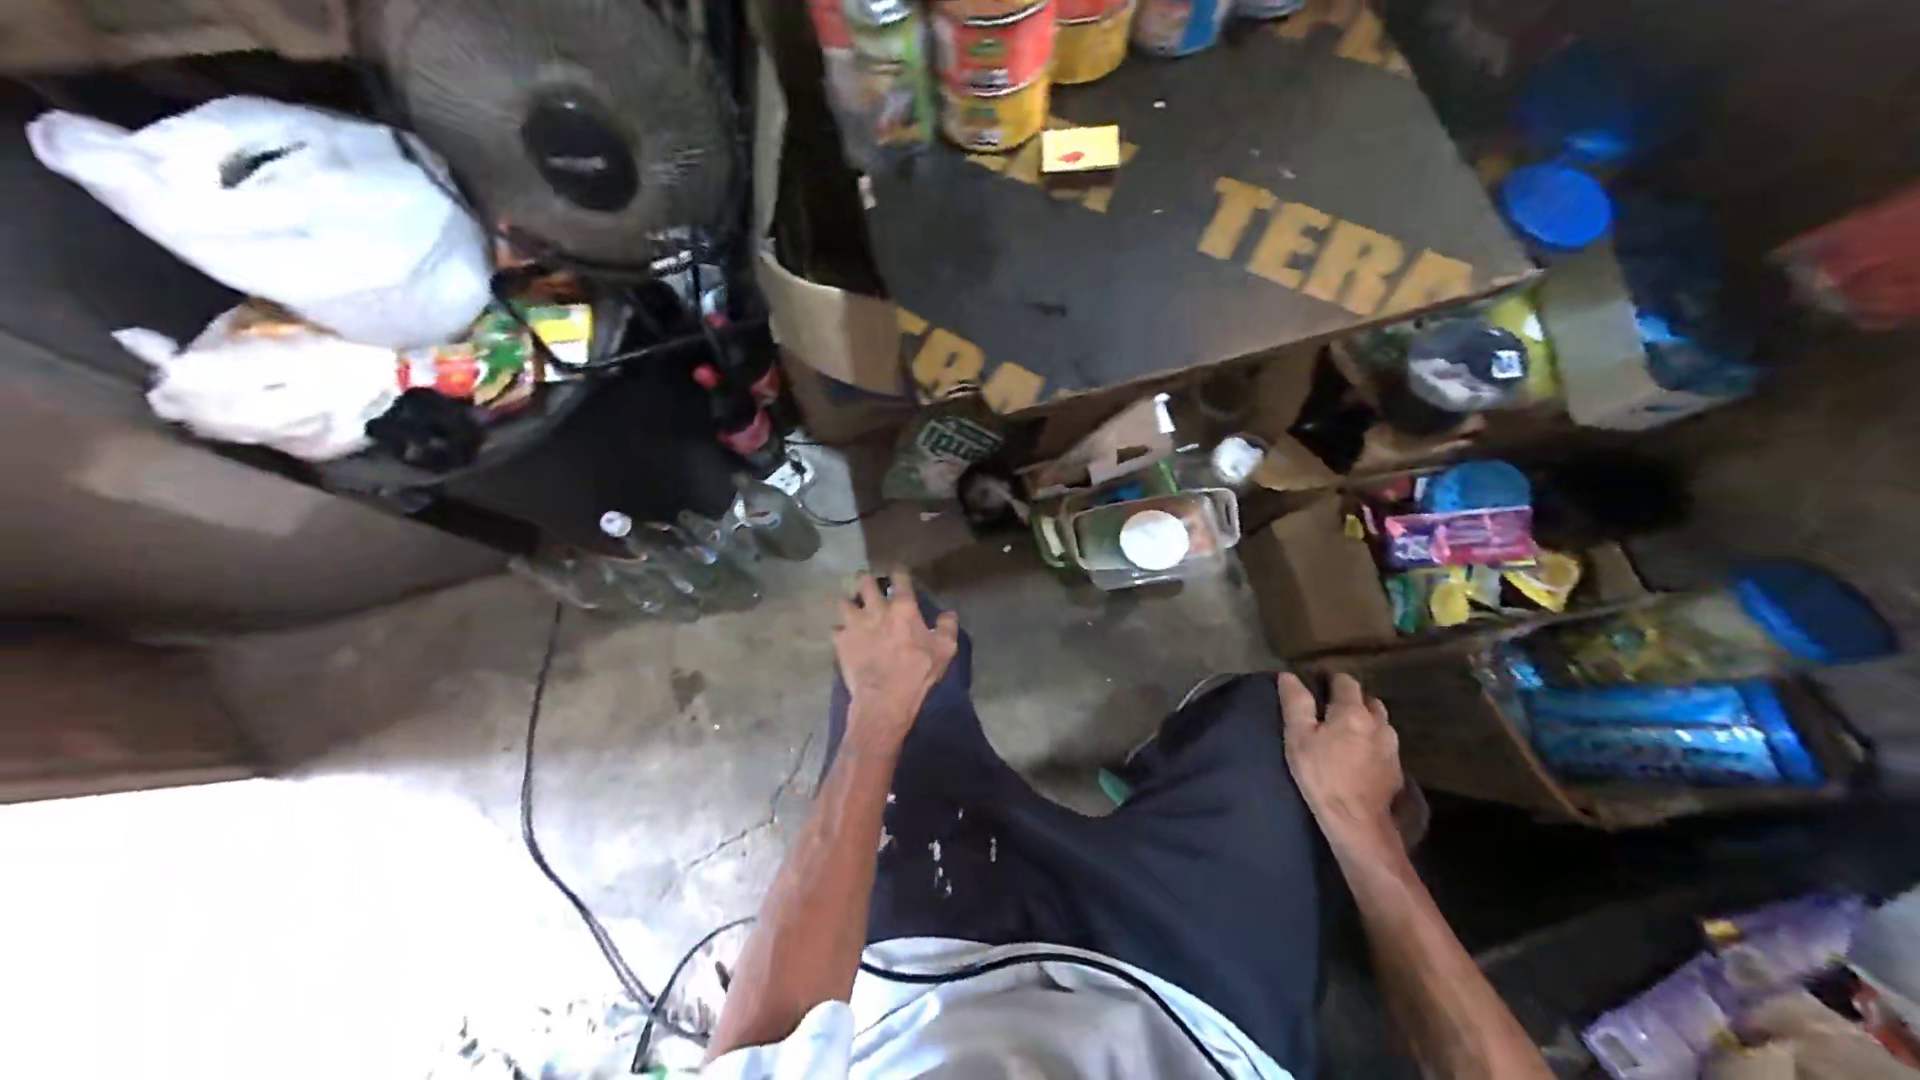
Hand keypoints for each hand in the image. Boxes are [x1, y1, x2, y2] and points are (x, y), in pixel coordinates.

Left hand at [833, 568, 958, 737]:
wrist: (885, 697)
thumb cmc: (918, 672)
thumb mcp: (945, 650)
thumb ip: (947, 627)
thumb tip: (948, 614)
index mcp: (903, 608)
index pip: (899, 579)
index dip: (898, 571)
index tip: (897, 570)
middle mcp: (876, 609)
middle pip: (865, 582)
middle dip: (865, 578)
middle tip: (866, 580)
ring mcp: (854, 624)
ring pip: (843, 602)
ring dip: (847, 601)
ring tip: (849, 604)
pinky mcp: (841, 641)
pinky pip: (835, 629)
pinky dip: (840, 630)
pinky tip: (843, 635)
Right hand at [1279, 672, 1405, 856]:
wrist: (1356, 821)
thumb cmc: (1321, 775)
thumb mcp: (1298, 737)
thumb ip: (1295, 702)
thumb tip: (1289, 676)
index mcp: (1354, 712)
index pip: (1345, 681)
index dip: (1329, 677)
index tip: (1314, 681)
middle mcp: (1379, 724)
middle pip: (1367, 699)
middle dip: (1349, 698)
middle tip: (1327, 708)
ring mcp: (1392, 747)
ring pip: (1379, 721)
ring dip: (1364, 719)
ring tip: (1344, 730)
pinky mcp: (1397, 768)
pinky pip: (1383, 743)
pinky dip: (1371, 740)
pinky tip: (1358, 753)